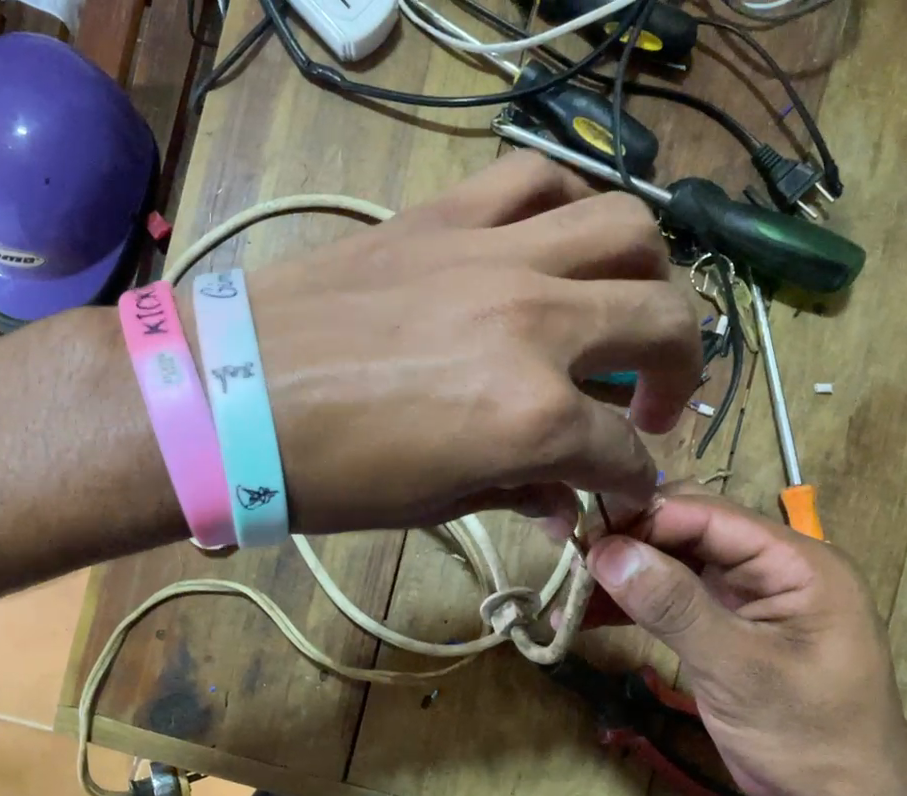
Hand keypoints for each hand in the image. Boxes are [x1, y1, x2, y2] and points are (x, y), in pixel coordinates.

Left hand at [225, 151, 700, 533]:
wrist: (225, 399)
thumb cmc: (322, 475)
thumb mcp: (430, 504)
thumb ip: (516, 494)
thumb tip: (566, 506)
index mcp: (529, 417)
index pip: (622, 451)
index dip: (634, 481)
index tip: (623, 491)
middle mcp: (534, 324)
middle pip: (667, 322)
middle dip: (681, 373)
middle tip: (647, 405)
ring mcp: (493, 257)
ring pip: (627, 229)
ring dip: (647, 276)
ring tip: (620, 312)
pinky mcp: (444, 217)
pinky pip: (535, 179)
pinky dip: (566, 207)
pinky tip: (555, 244)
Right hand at [584, 494, 906, 795]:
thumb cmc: (806, 735)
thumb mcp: (738, 668)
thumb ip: (674, 606)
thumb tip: (607, 552)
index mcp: (796, 561)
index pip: (709, 514)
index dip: (645, 518)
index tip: (584, 536)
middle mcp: (772, 566)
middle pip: (689, 530)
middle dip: (629, 542)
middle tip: (571, 560)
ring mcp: (749, 596)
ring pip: (675, 563)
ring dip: (624, 575)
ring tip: (569, 591)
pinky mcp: (727, 625)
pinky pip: (674, 599)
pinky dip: (634, 606)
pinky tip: (588, 616)